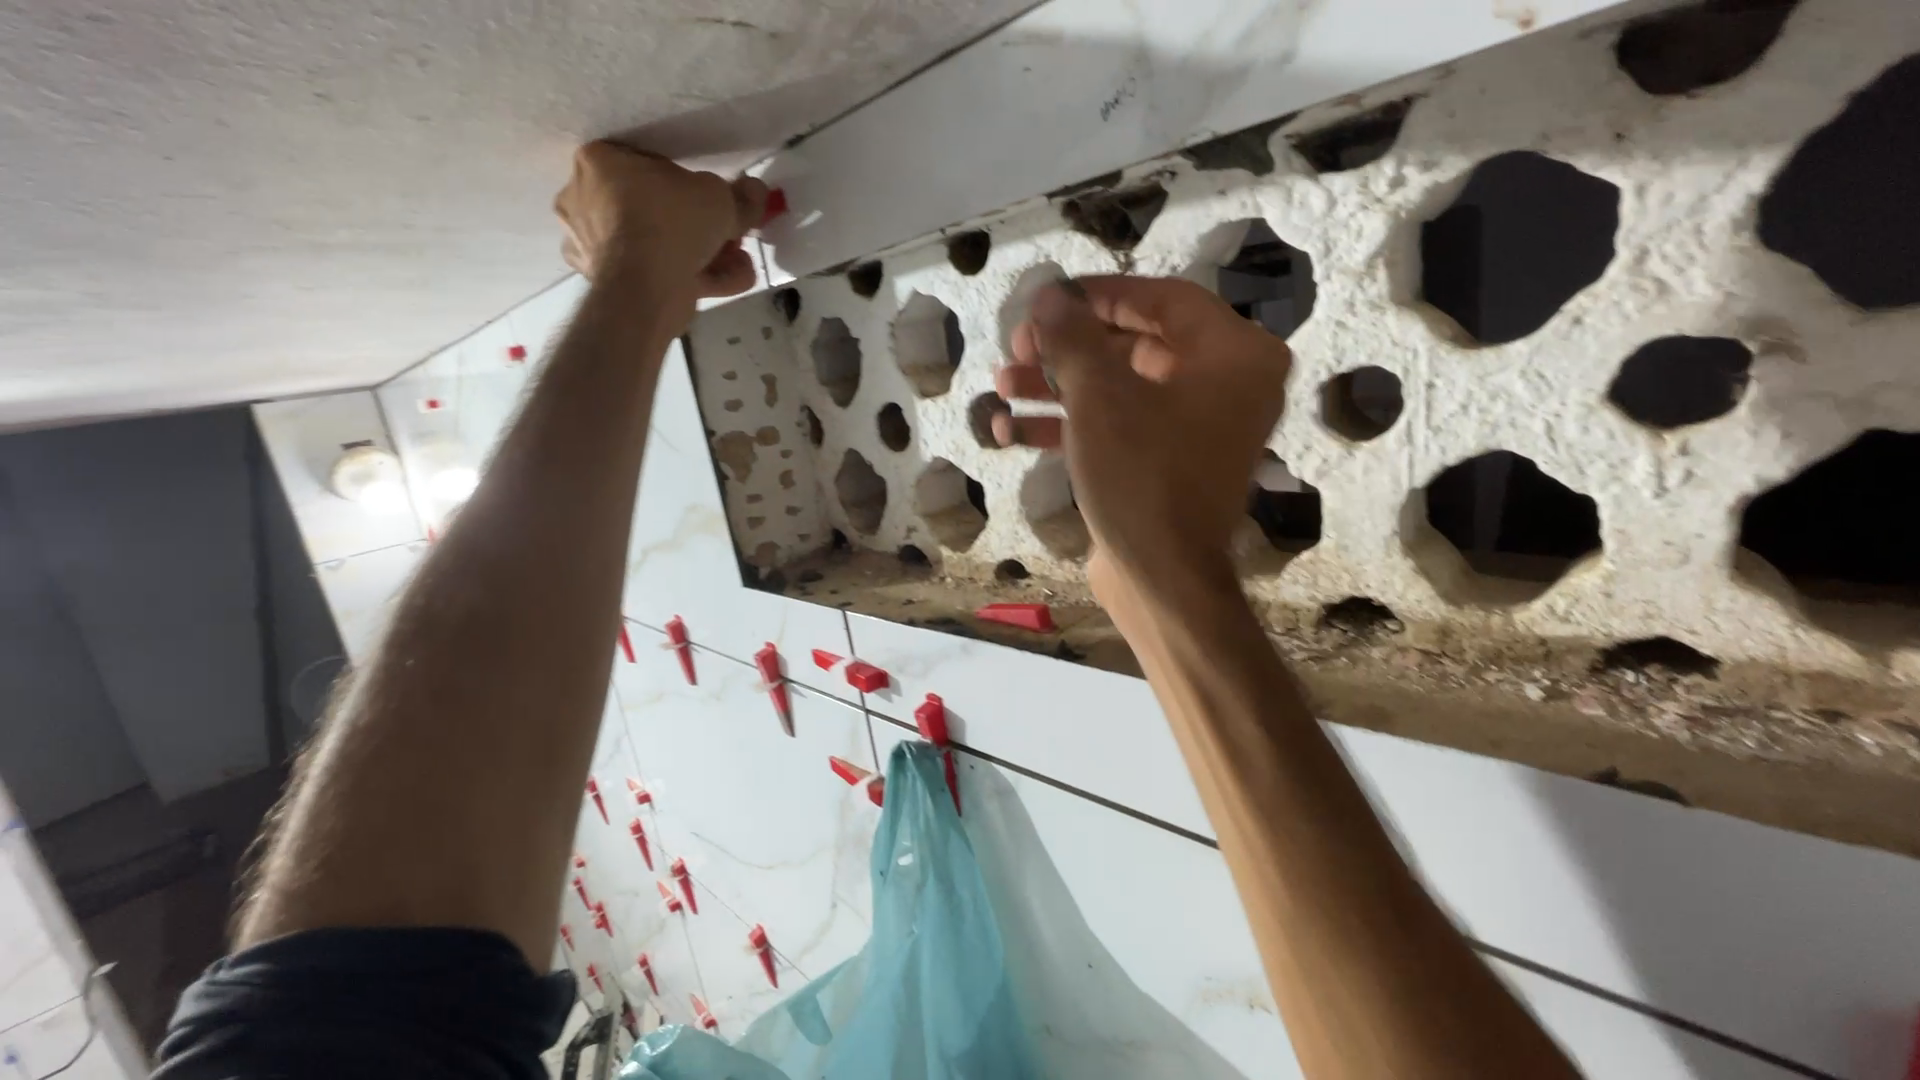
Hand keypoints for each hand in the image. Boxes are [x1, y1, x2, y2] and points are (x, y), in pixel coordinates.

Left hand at [554, 142, 766, 302]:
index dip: (686, 183)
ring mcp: (588, 243)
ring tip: (736, 265)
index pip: (646, 162)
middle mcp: (582, 198)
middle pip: (651, 207)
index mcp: (597, 161)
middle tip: (729, 238)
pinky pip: (649, 271)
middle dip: (696, 227)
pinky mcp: (602, 281)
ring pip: (653, 244)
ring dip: (699, 255)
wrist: (645, 289)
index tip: (711, 201)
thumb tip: (755, 192)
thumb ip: (741, 196)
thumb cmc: (673, 223)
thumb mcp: (721, 199)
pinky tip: (719, 286)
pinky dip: (683, 278)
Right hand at [993, 276, 1289, 599]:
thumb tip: (1049, 295)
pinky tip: (1010, 429)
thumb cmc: (1141, 476)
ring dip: (1056, 386)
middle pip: (1134, 344)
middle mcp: (1227, 385)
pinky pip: (1120, 427)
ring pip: (1119, 388)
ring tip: (1000, 387)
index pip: (1161, 299)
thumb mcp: (1099, 397)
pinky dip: (1071, 424)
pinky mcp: (1168, 464)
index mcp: (1234, 355)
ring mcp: (1196, 429)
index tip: (1047, 298)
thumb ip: (1071, 336)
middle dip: (1066, 349)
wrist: (1161, 581)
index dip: (1097, 294)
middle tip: (1014, 348)